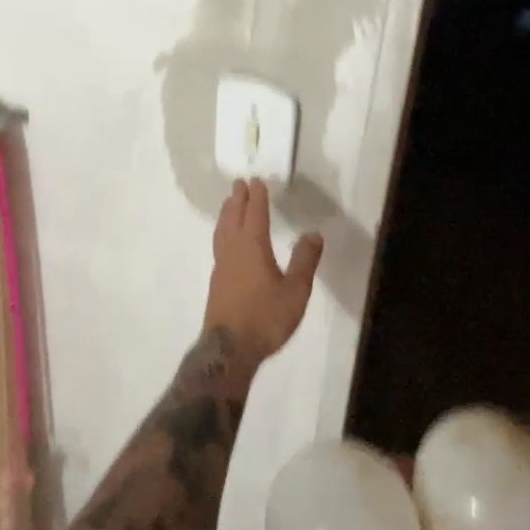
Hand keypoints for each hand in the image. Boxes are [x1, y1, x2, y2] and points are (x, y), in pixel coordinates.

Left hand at [203, 179, 323, 367]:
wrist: (229, 349)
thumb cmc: (265, 317)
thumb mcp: (295, 290)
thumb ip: (304, 260)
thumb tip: (313, 233)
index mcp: (253, 246)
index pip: (255, 214)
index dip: (257, 197)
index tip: (256, 181)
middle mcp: (233, 250)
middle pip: (234, 217)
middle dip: (238, 200)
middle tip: (238, 184)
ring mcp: (221, 266)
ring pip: (222, 231)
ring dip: (227, 214)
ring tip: (229, 205)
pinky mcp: (217, 282)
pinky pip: (219, 245)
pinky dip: (223, 232)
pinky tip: (226, 242)